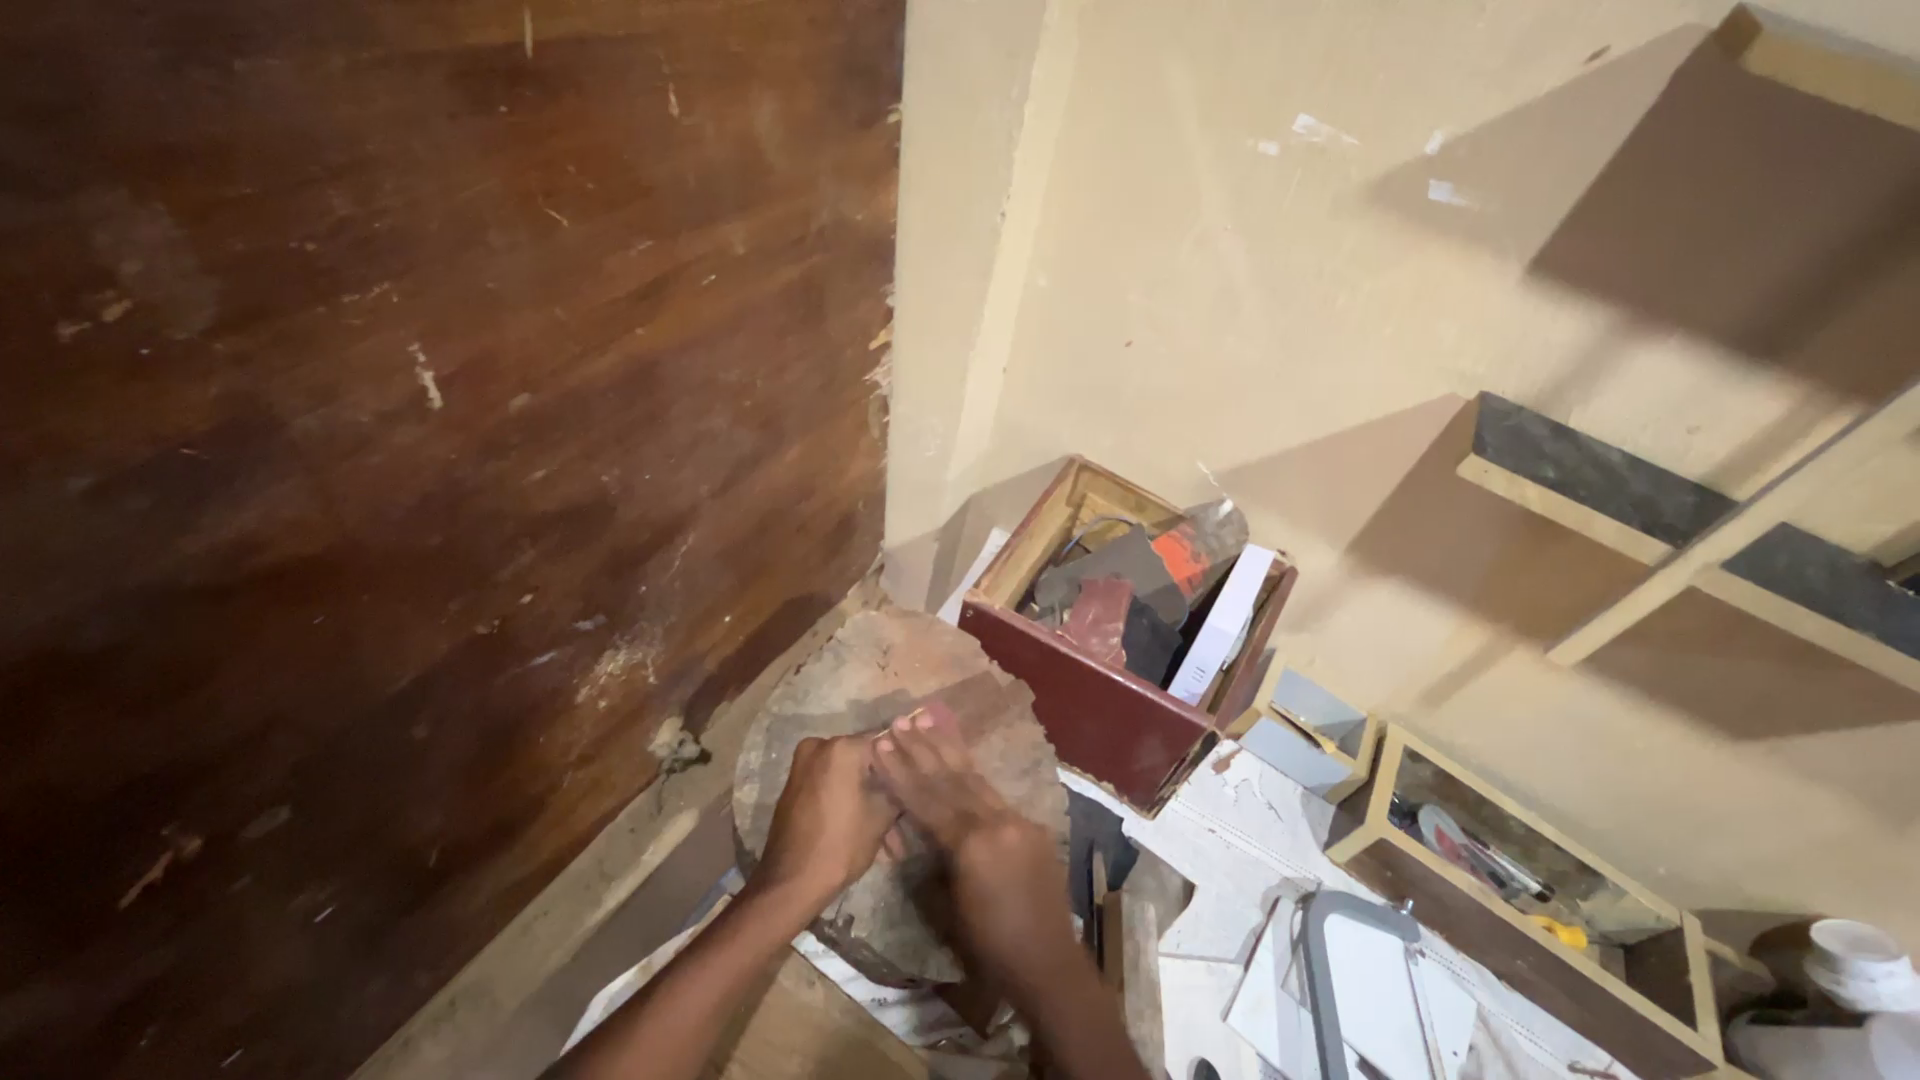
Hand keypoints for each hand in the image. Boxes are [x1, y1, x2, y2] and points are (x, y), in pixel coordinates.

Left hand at [750, 735, 899, 908]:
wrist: (791, 881)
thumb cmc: (841, 844)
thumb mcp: (881, 817)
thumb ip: (897, 787)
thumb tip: (905, 777)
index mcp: (842, 748)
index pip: (885, 742)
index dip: (903, 762)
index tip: (917, 782)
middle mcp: (819, 747)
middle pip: (864, 762)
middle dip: (884, 790)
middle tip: (904, 817)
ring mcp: (802, 766)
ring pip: (847, 779)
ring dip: (867, 803)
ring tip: (889, 841)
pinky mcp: (794, 787)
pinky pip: (830, 787)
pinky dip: (847, 804)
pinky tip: (866, 833)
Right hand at [869, 707, 1079, 984]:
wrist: (1048, 965)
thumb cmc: (988, 948)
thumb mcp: (944, 908)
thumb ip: (926, 862)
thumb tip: (906, 833)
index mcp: (971, 843)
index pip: (927, 799)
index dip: (900, 772)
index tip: (880, 744)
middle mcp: (997, 821)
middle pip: (951, 779)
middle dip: (922, 749)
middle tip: (899, 721)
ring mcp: (1019, 820)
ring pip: (976, 778)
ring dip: (948, 751)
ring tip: (927, 722)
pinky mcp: (1032, 827)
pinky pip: (995, 793)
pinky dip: (973, 773)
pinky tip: (961, 759)